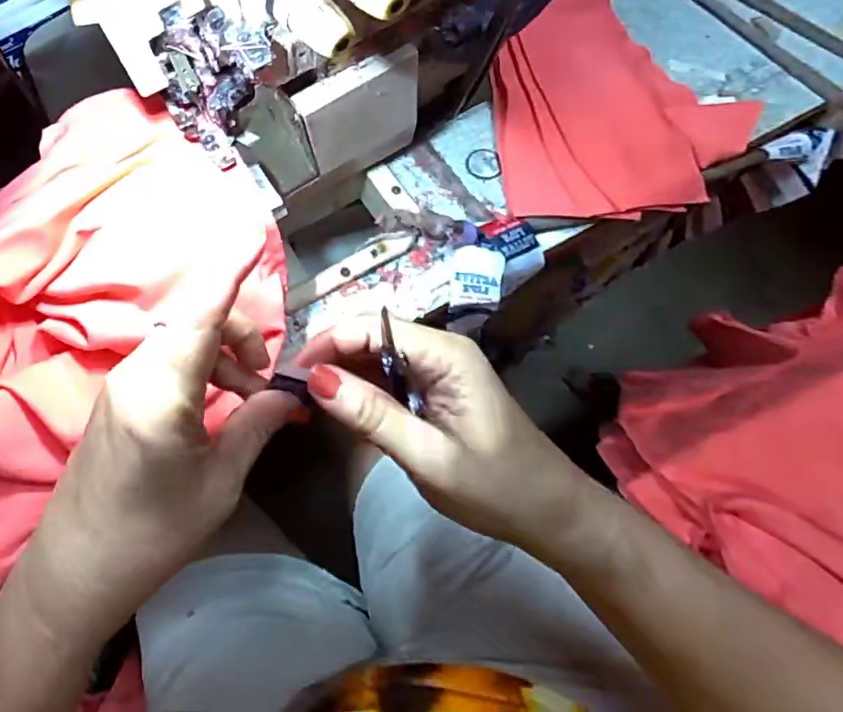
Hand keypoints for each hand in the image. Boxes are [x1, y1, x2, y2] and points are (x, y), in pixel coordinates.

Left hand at [12, 249, 301, 640]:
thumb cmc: (151, 534)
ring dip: (222, 354)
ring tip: (248, 398)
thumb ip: (255, 425)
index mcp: (162, 387)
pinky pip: (168, 359)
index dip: (231, 268)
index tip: (254, 231)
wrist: (75, 569)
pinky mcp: (118, 393)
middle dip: (241, 333)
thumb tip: (288, 395)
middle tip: (265, 378)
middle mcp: (139, 368)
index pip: (202, 310)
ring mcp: (123, 378)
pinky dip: (201, 368)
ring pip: (184, 339)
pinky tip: (218, 405)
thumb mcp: (217, 484)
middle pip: (198, 320)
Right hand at [296, 317, 599, 559]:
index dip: (326, 343)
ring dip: (340, 371)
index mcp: (443, 352)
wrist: (552, 515)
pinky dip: (360, 388)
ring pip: (372, 352)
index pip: (368, 326)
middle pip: (367, 333)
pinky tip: (342, 407)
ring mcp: (435, 365)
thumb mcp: (429, 458)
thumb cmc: (498, 488)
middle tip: (292, 389)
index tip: (291, 374)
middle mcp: (437, 347)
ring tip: (307, 399)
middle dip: (328, 355)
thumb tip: (314, 379)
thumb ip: (371, 416)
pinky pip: (385, 373)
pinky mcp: (432, 384)